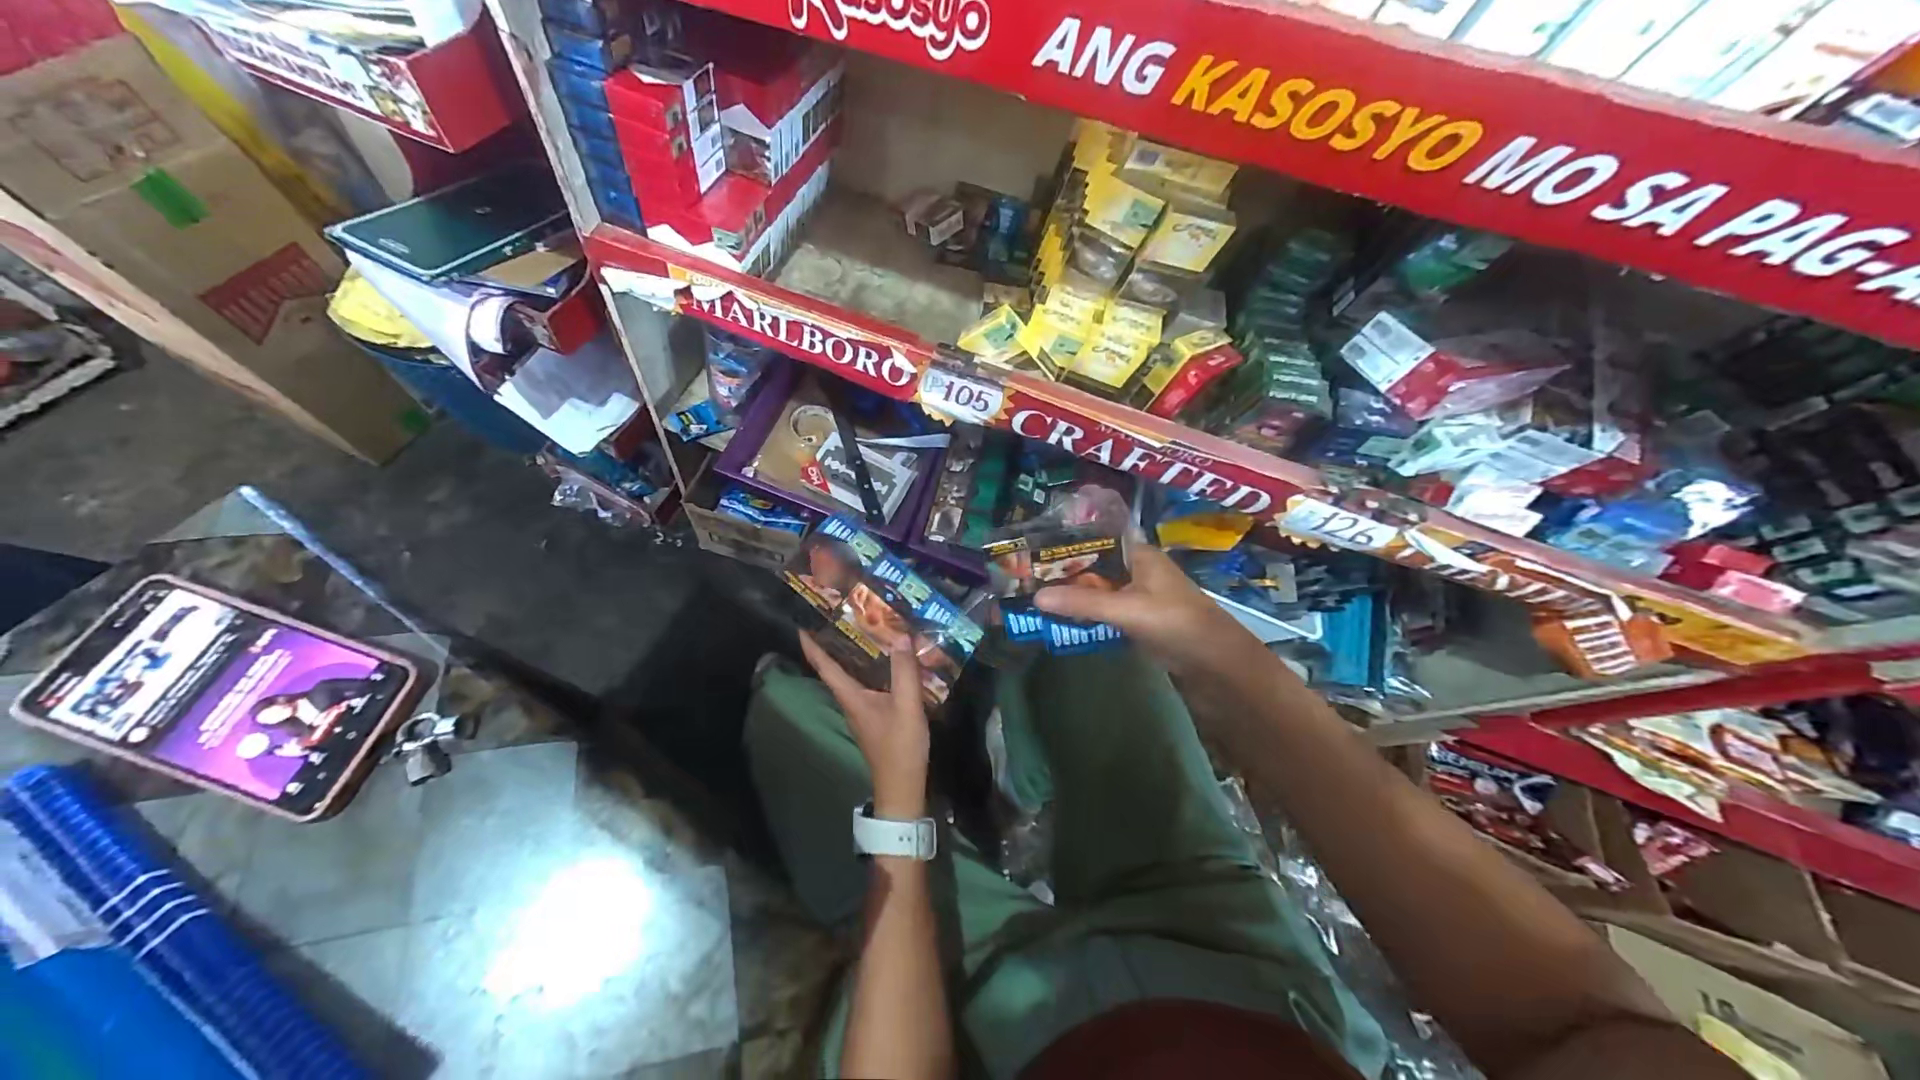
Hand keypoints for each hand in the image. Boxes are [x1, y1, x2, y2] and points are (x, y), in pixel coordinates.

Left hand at [797, 631, 929, 818]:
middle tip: (840, 618)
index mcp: (850, 697)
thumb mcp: (907, 705)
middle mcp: (850, 702)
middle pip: (835, 669)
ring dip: (853, 656)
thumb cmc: (899, 746)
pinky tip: (887, 663)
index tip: (802, 623)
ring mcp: (862, 712)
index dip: (811, 645)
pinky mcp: (874, 718)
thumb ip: (904, 671)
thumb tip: (900, 635)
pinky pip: (866, 686)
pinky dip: (871, 669)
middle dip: (833, 643)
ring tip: (865, 632)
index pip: (824, 666)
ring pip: (851, 677)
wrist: (903, 786)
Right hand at [1034, 540, 1270, 683]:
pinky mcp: (1140, 623)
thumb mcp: (1127, 610)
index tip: (1035, 548)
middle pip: (1095, 566)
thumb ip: (1083, 602)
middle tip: (1026, 578)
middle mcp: (1139, 572)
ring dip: (1074, 596)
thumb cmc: (1177, 624)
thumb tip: (1036, 596)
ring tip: (1035, 598)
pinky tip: (1062, 621)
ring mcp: (1140, 598)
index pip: (1098, 539)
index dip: (1069, 542)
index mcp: (1140, 556)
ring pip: (1099, 591)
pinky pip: (1106, 613)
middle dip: (1065, 572)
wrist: (1219, 667)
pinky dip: (1086, 616)